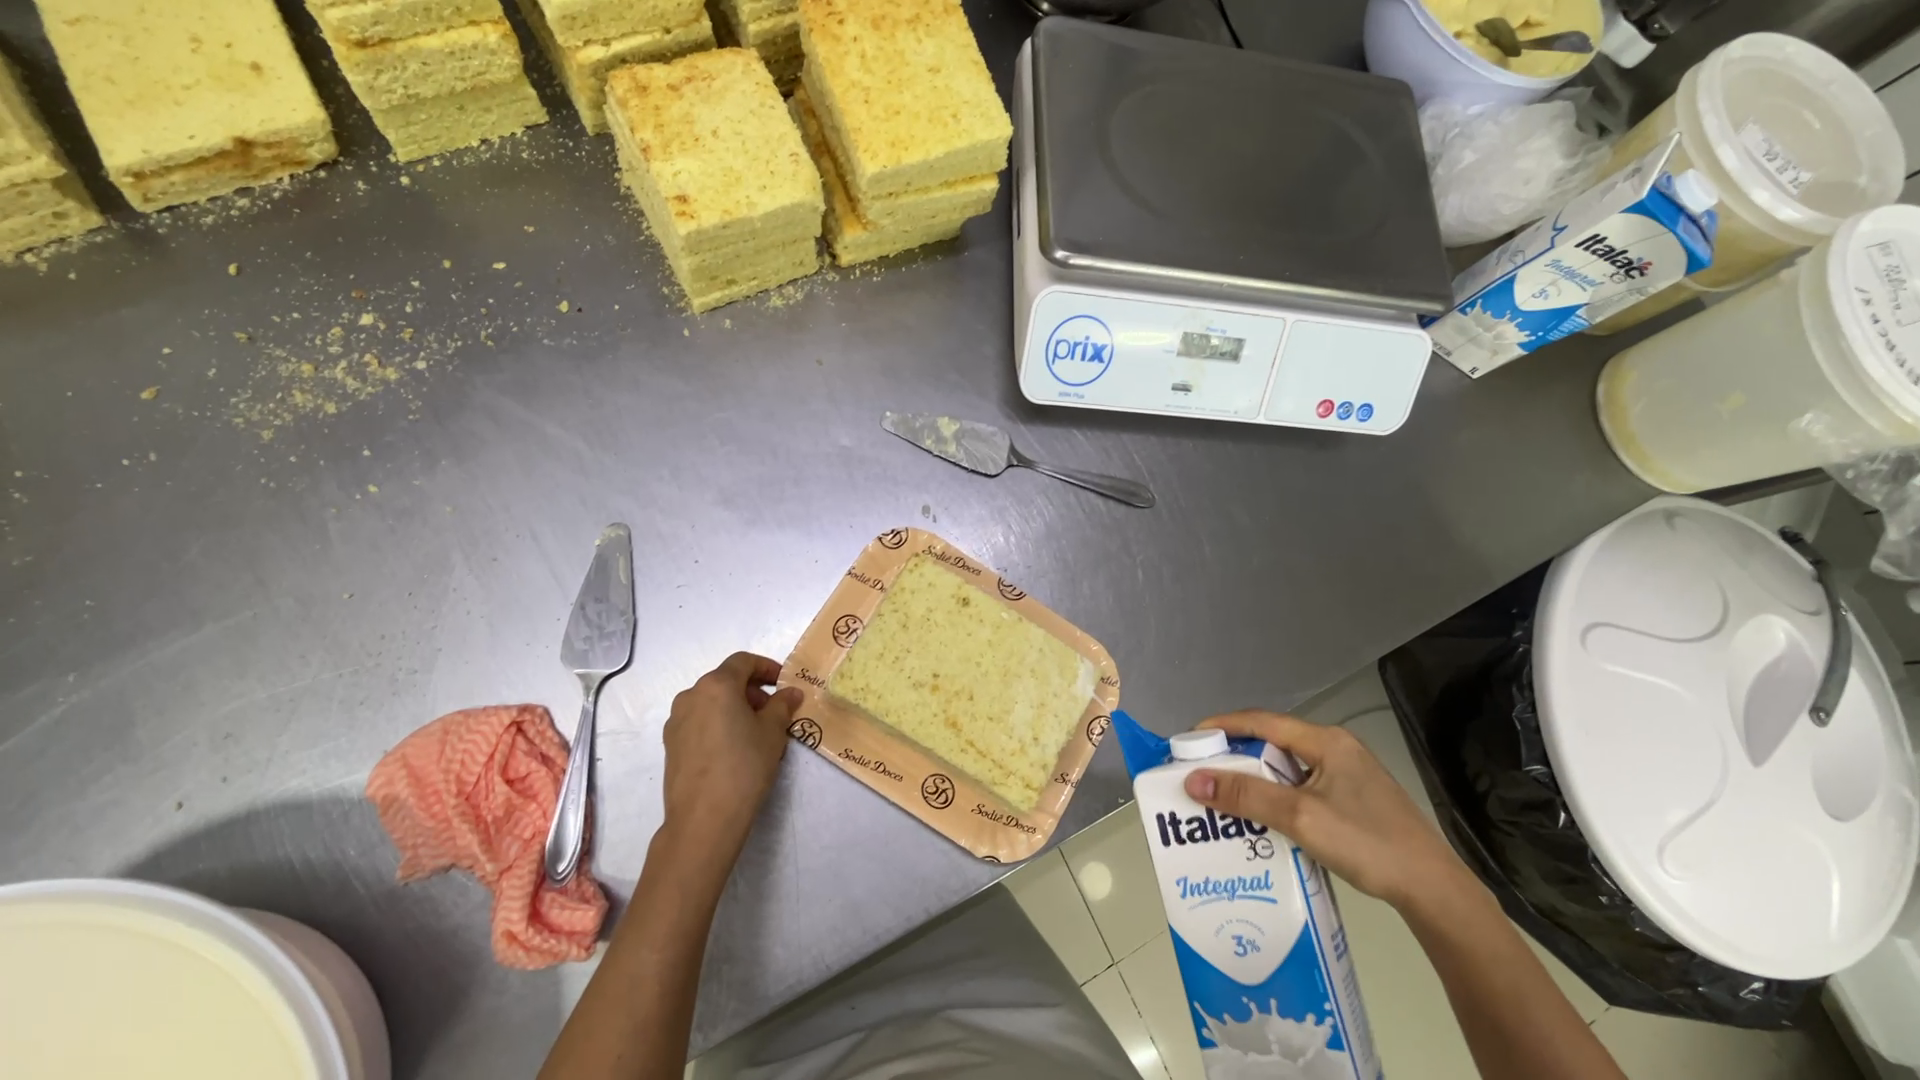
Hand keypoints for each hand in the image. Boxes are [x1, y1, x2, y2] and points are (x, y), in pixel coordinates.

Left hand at [659, 652, 804, 861]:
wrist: (704, 817)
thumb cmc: (745, 766)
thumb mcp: (773, 733)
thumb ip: (782, 706)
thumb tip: (790, 693)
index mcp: (716, 685)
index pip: (743, 662)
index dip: (766, 667)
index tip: (782, 683)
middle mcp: (691, 696)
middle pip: (724, 681)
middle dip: (750, 691)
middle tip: (772, 713)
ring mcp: (676, 721)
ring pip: (710, 703)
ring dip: (733, 708)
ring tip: (754, 734)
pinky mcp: (670, 745)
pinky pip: (699, 723)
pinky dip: (717, 725)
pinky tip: (732, 751)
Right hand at [1183, 710, 1466, 910]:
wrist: (1431, 888)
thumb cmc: (1366, 843)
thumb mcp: (1300, 818)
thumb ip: (1246, 796)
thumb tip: (1193, 780)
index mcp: (1327, 741)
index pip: (1262, 721)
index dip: (1222, 726)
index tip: (1188, 741)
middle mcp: (1337, 750)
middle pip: (1273, 743)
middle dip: (1233, 757)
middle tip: (1200, 776)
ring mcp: (1348, 776)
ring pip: (1286, 770)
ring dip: (1253, 782)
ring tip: (1221, 800)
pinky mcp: (1353, 801)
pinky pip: (1300, 789)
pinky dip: (1275, 799)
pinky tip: (1260, 822)